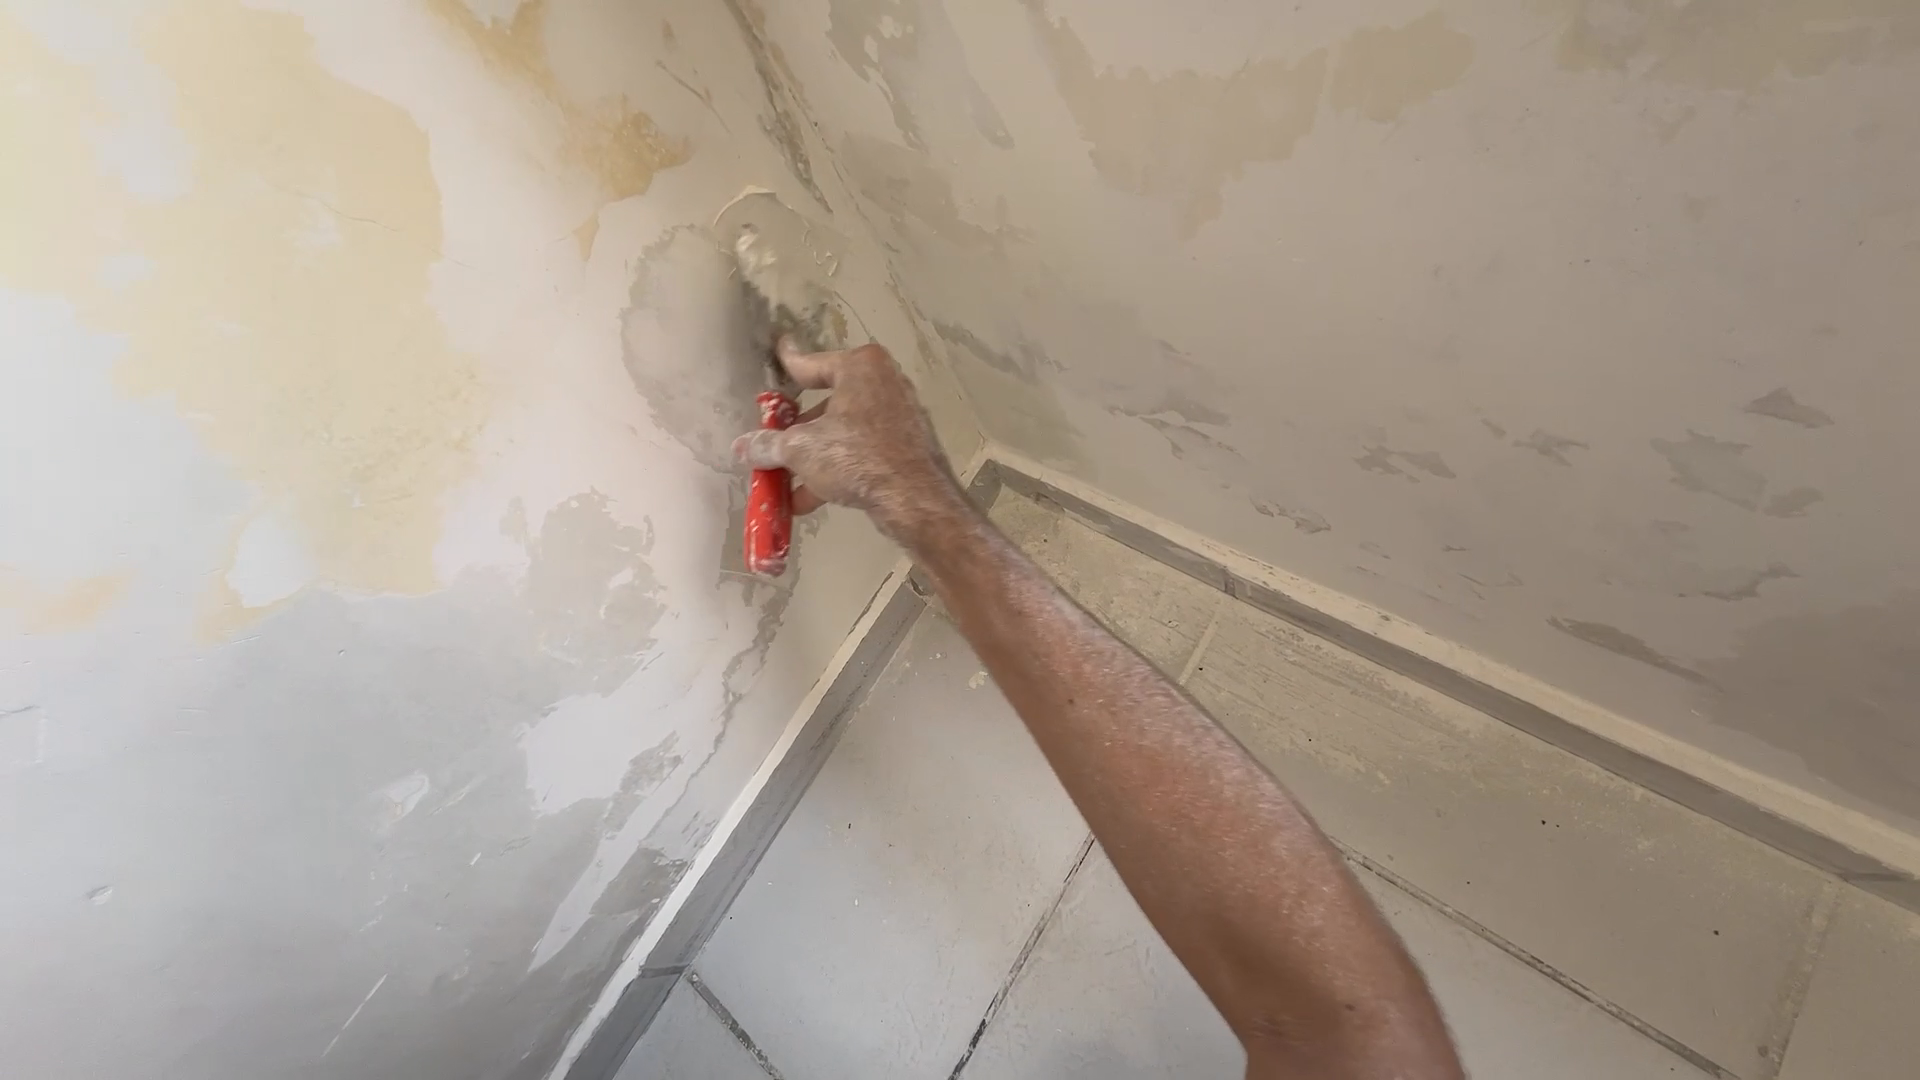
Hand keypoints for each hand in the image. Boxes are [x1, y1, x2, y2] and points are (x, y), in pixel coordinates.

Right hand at [732, 337, 963, 540]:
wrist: (913, 498)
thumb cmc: (855, 457)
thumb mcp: (800, 449)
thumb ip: (769, 445)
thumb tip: (742, 447)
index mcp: (861, 367)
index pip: (814, 364)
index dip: (791, 363)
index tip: (781, 351)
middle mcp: (886, 383)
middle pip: (830, 404)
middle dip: (800, 432)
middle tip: (776, 446)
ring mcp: (902, 416)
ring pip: (845, 434)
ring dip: (815, 459)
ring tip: (786, 486)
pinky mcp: (909, 447)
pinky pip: (864, 452)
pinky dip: (840, 470)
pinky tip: (811, 499)